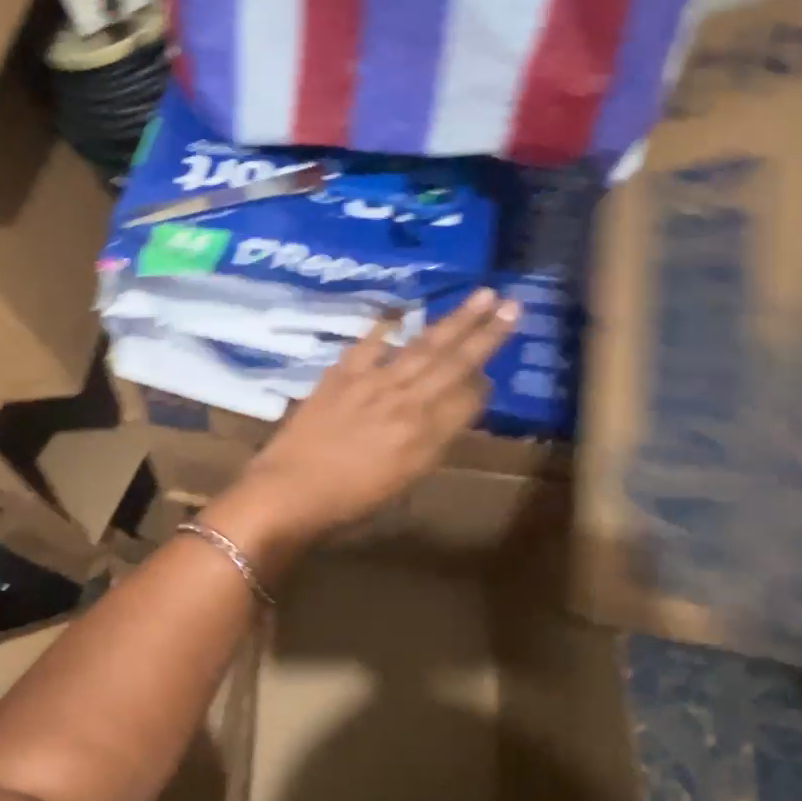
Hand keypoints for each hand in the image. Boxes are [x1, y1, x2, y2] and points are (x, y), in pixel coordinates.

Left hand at [224, 289, 520, 543]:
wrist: (288, 493)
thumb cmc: (347, 505)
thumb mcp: (402, 483)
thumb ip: (429, 447)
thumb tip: (447, 418)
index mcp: (426, 438)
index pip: (468, 400)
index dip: (483, 384)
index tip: (494, 370)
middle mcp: (406, 404)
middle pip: (454, 363)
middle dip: (486, 334)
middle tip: (513, 303)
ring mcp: (372, 385)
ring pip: (421, 346)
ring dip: (453, 320)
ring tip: (481, 295)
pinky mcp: (339, 376)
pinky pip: (368, 345)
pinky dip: (385, 328)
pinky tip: (400, 312)